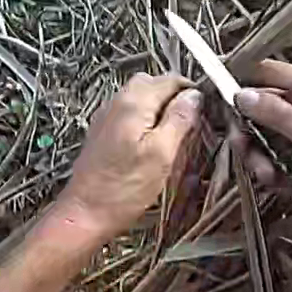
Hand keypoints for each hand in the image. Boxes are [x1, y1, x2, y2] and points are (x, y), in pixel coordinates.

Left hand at [50, 74, 203, 250]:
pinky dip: (144, 117)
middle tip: (191, 119)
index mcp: (134, 102)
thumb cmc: (126, 187)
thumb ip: (179, 120)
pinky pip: (127, 111)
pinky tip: (151, 140)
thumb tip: (195, 95)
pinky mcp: (101, 131)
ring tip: (174, 132)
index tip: (206, 108)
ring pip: (138, 96)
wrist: (85, 212)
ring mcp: (106, 115)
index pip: (169, 79)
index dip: (191, 90)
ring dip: (158, 106)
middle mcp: (117, 101)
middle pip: (151, 82)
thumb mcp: (162, 154)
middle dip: (173, 94)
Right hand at [233, 60, 291, 212]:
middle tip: (244, 149)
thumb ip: (276, 113)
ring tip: (268, 174)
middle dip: (248, 131)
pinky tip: (281, 181)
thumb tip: (242, 95)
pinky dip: (272, 167)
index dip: (236, 80)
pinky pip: (274, 152)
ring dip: (259, 155)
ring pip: (263, 133)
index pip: (263, 70)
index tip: (217, 97)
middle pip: (257, 106)